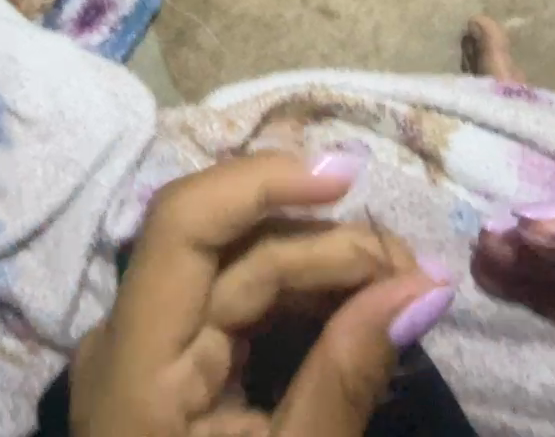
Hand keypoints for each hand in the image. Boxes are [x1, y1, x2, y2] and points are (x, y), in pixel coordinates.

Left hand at [72, 152, 455, 435]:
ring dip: (325, 267)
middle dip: (327, 242)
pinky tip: (358, 305)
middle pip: (230, 247)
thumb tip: (424, 290)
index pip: (182, 223)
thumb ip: (349, 377)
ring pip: (242, 268)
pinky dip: (303, 298)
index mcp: (135, 364)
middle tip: (413, 266)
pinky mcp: (176, 360)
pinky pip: (241, 304)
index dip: (262, 181)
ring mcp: (150, 344)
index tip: (347, 177)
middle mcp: (131, 332)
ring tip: (401, 283)